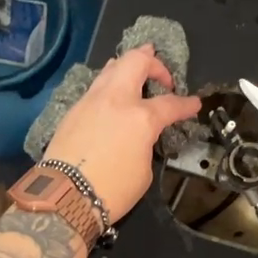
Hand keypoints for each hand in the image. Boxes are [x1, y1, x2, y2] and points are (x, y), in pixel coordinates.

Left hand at [44, 44, 200, 221]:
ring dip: (128, 66)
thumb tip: (139, 136)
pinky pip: (97, 86)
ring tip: (137, 72)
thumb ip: (145, 143)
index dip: (186, 104)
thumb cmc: (111, 190)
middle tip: (164, 76)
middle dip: (154, 62)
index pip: (171, 104)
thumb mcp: (143, 170)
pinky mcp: (74, 110)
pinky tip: (113, 95)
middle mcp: (116, 100)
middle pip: (136, 61)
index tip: (194, 104)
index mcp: (141, 118)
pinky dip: (110, 84)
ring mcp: (91, 101)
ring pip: (112, 68)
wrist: (63, 196)